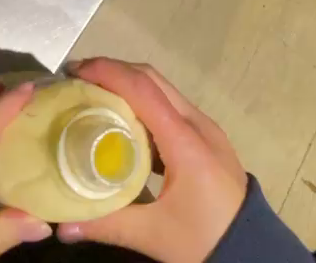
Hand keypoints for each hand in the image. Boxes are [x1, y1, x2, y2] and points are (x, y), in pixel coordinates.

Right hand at [55, 58, 248, 262]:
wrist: (254, 251)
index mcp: (184, 139)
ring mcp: (204, 128)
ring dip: (128, 83)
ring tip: (94, 95)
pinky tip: (123, 122)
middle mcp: (196, 122)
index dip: (108, 72)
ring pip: (162, 89)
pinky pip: (169, 106)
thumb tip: (61, 224)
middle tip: (77, 80)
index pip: (142, 88)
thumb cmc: (206, 239)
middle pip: (151, 79)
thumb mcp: (154, 235)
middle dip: (113, 71)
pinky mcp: (206, 138)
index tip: (75, 72)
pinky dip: (142, 102)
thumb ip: (107, 224)